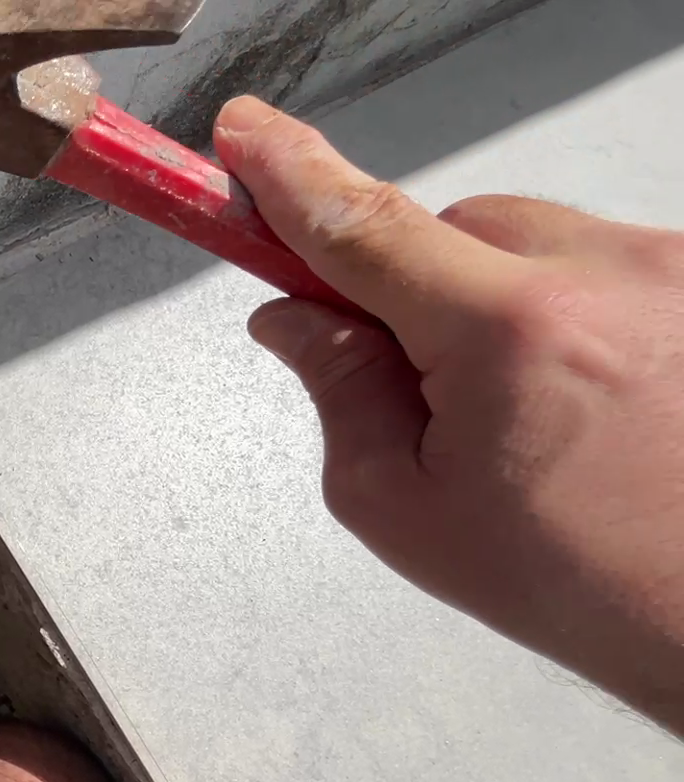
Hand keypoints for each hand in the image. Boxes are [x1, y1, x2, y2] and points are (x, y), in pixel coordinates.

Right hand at [214, 96, 683, 726]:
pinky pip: (599, 264)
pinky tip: (571, 393)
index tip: (240, 134)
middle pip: (450, 224)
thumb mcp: (392, 498)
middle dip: (393, 275)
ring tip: (495, 403)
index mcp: (508, 334)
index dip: (288, 177)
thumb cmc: (556, 574)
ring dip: (474, 297)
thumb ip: (338, 389)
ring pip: (528, 240)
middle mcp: (614, 277)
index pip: (363, 231)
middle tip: (381, 361)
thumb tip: (289, 317)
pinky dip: (549, 309)